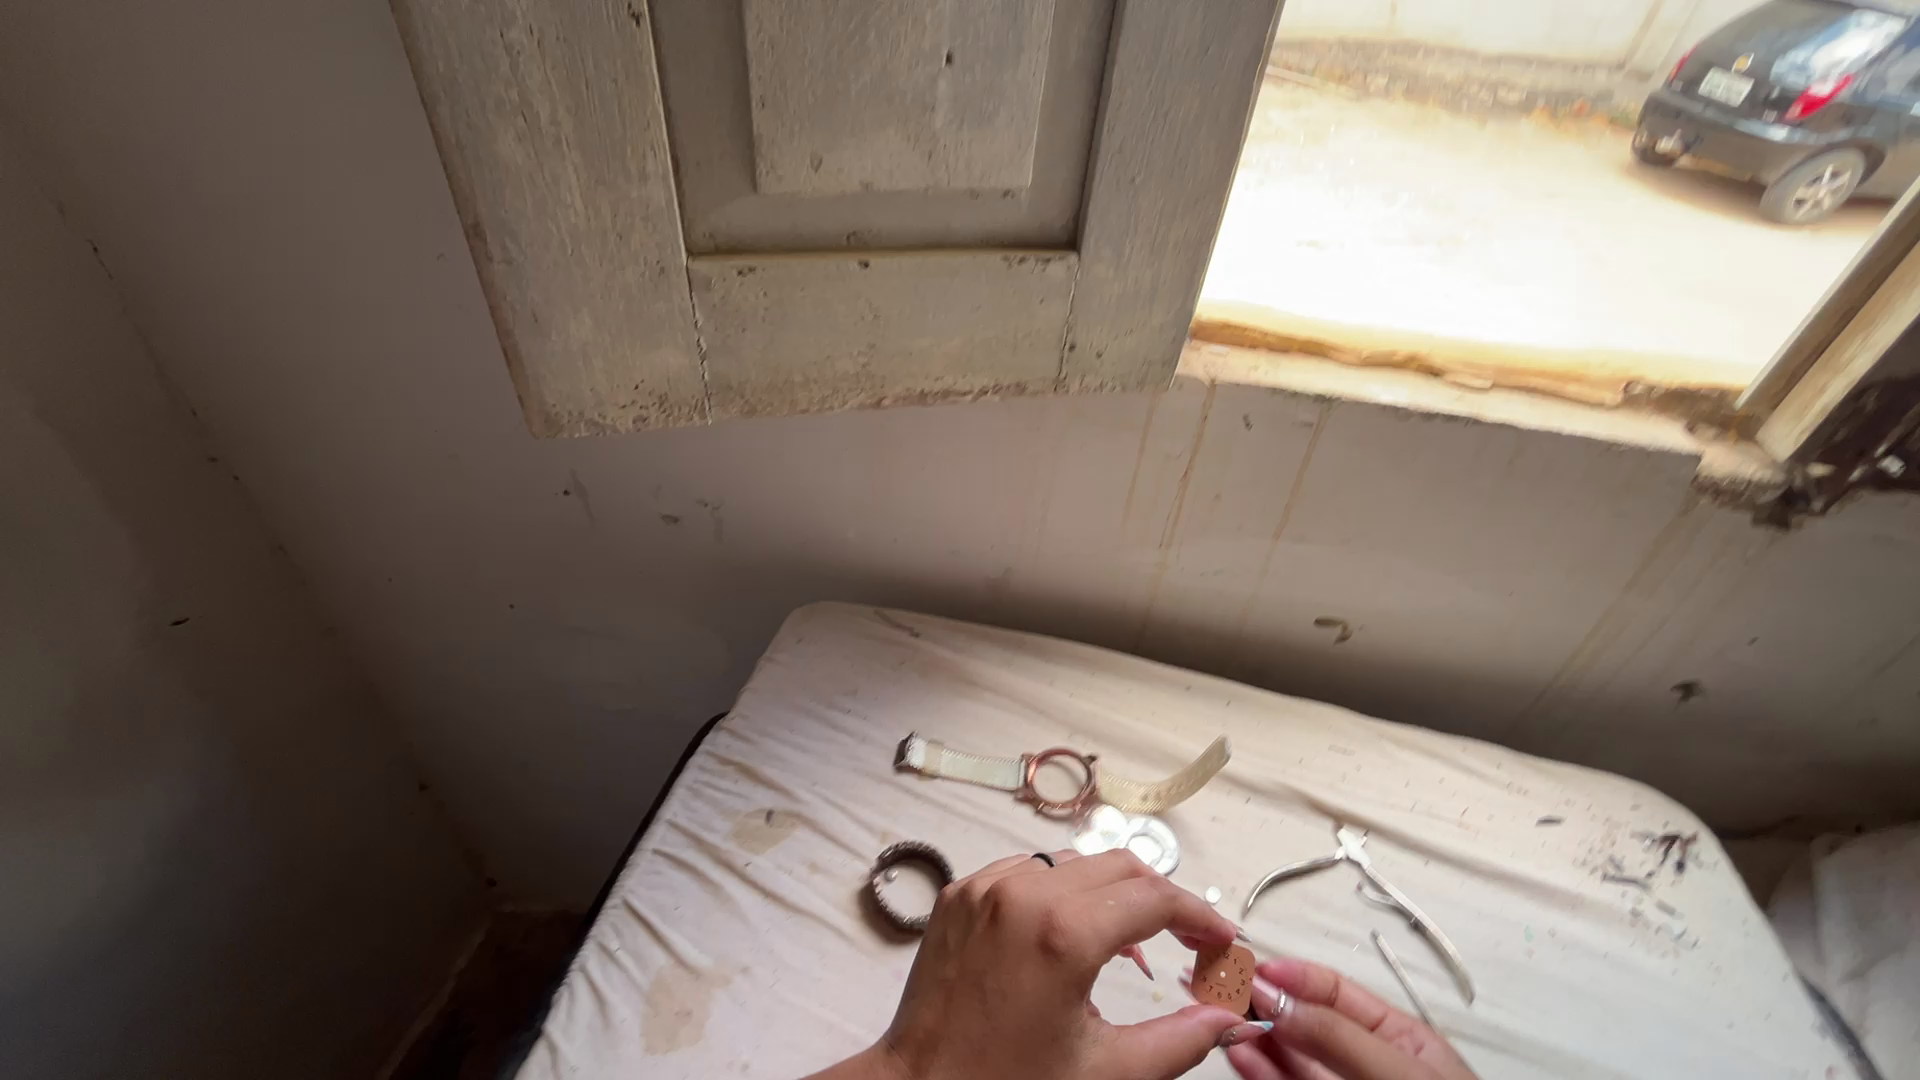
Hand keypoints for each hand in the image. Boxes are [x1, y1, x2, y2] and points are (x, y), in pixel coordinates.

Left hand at [817, 849, 1258, 1079]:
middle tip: (1185, 938)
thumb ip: (1179, 1042)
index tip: (1222, 938)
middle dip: (1160, 897)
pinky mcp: (961, 889)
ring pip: (1072, 862)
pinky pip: (1026, 870)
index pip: (1153, 898)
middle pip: (1117, 865)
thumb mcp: (1105, 1073)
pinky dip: (1059, 891)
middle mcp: (1023, 891)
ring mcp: (986, 884)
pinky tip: (1067, 932)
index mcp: (1062, 934)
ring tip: (1128, 944)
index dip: (1198, 915)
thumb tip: (1230, 1016)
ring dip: (1109, 892)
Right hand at [1223, 957, 1476, 1079]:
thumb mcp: (1403, 1073)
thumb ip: (1339, 1035)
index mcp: (1397, 1038)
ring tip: (1219, 1015)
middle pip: (1301, 1020)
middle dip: (1261, 1000)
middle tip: (1220, 986)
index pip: (1333, 990)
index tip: (1253, 967)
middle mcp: (1361, 1062)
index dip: (1292, 975)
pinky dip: (1258, 1068)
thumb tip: (1275, 994)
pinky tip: (1238, 1052)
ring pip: (1287, 1054)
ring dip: (1251, 1032)